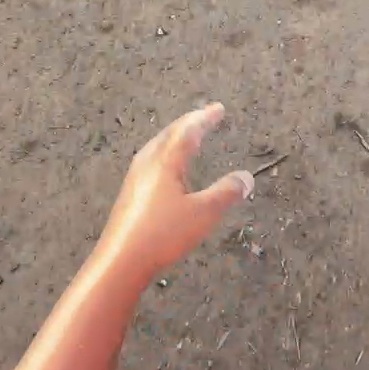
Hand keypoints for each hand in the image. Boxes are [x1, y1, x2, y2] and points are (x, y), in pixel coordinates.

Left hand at [97, 103, 252, 278]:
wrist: (121, 260)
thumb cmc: (164, 233)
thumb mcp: (204, 213)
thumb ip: (227, 192)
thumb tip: (246, 176)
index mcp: (166, 162)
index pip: (188, 132)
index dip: (204, 118)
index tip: (219, 109)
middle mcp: (148, 164)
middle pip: (169, 135)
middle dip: (189, 124)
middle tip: (205, 117)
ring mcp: (135, 179)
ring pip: (157, 147)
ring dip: (175, 137)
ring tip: (188, 137)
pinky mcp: (131, 195)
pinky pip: (151, 162)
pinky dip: (166, 154)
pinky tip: (167, 169)